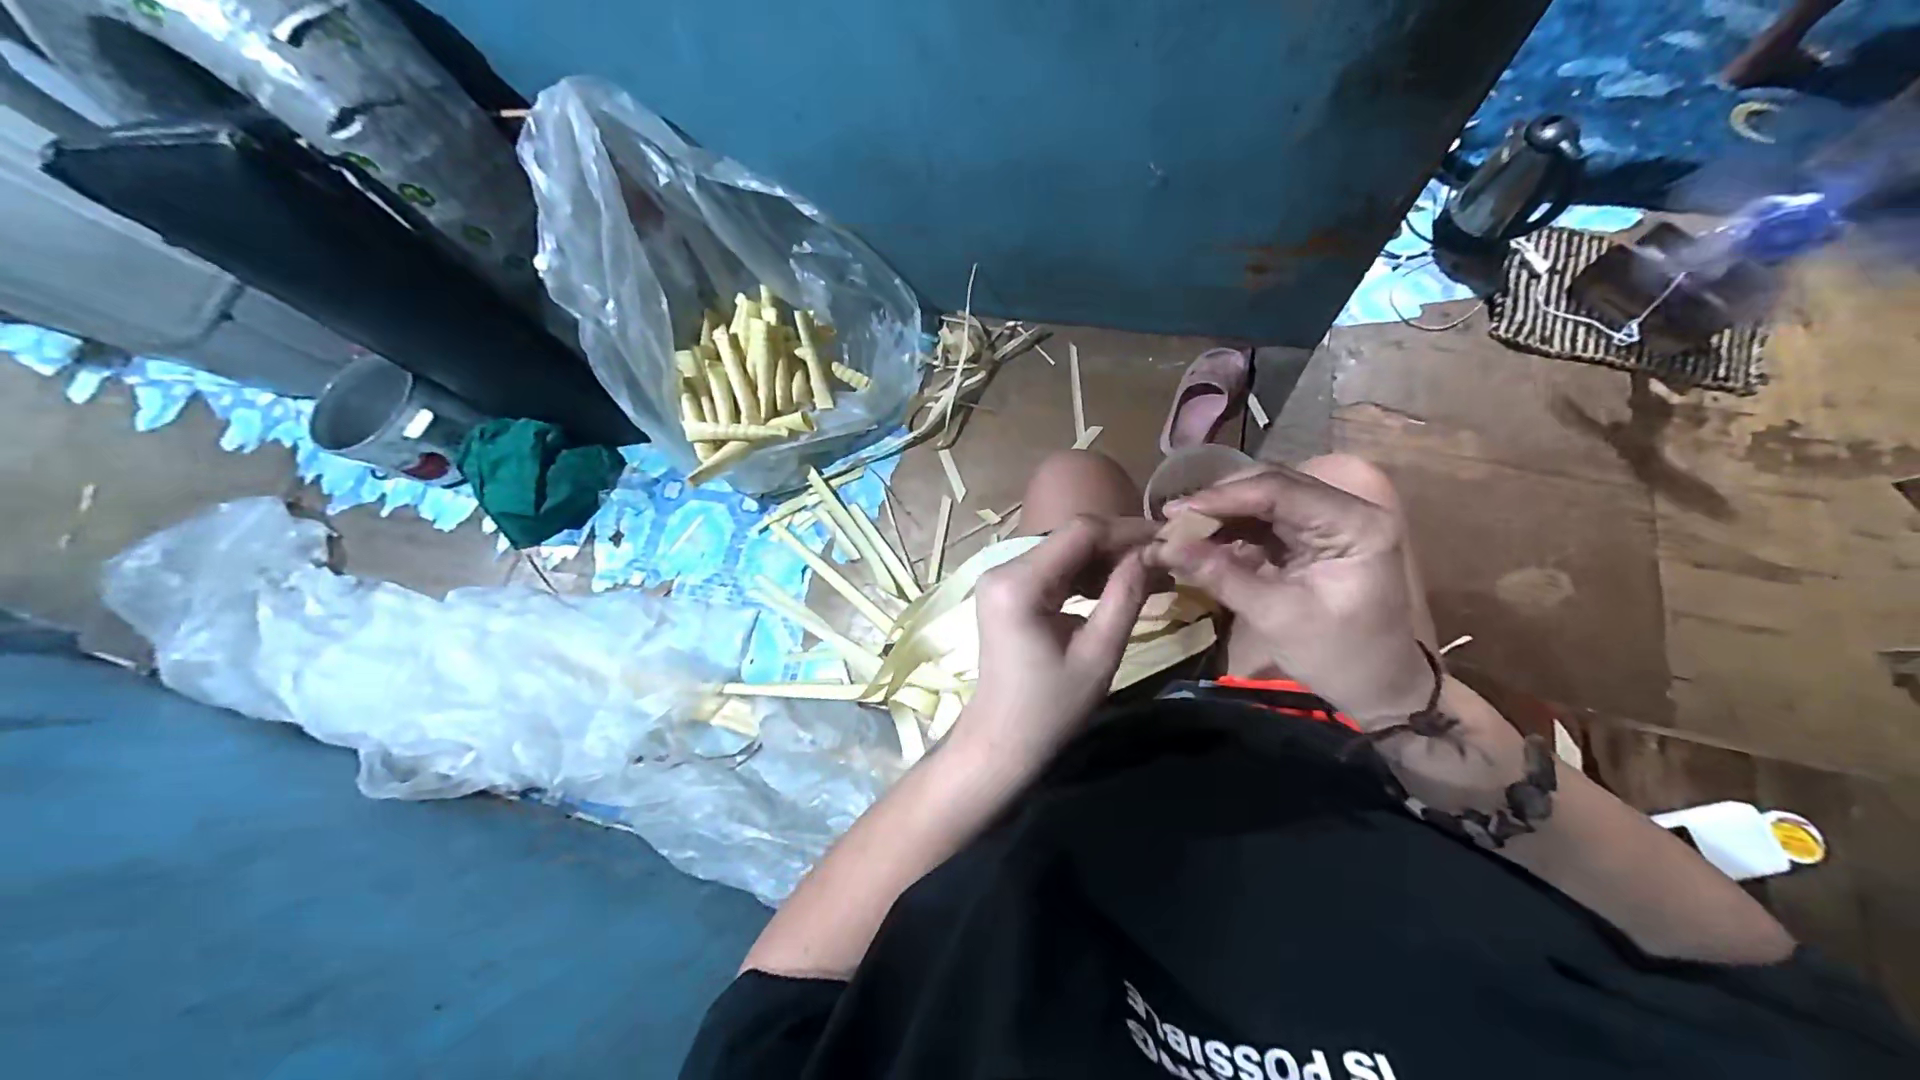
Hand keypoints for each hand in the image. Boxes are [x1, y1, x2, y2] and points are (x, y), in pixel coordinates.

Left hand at [953, 516, 1153, 769]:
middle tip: (1165, 560)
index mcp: (1018, 583)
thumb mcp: (1099, 653)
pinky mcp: (1006, 590)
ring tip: (1151, 576)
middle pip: (1070, 538)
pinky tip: (1117, 586)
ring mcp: (1000, 578)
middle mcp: (1002, 569)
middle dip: (1119, 546)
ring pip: (1063, 551)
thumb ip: (1126, 596)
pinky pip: (1051, 569)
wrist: (1001, 739)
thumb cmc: (1051, 708)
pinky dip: (1084, 575)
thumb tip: (1154, 552)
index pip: (1080, 531)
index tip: (1169, 539)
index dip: (1127, 530)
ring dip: (1105, 560)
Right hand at [1144, 466, 1430, 725]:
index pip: (1280, 490)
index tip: (1174, 512)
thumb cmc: (1339, 657)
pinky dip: (1233, 528)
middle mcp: (1348, 509)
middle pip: (1272, 485)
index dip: (1223, 497)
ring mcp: (1333, 520)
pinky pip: (1266, 520)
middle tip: (1171, 519)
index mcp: (1355, 524)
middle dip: (1219, 501)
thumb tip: (1165, 547)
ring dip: (1222, 513)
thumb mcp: (1276, 617)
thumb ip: (1222, 576)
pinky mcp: (1316, 536)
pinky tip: (1203, 540)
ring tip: (1180, 529)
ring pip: (1265, 498)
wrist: (1381, 688)